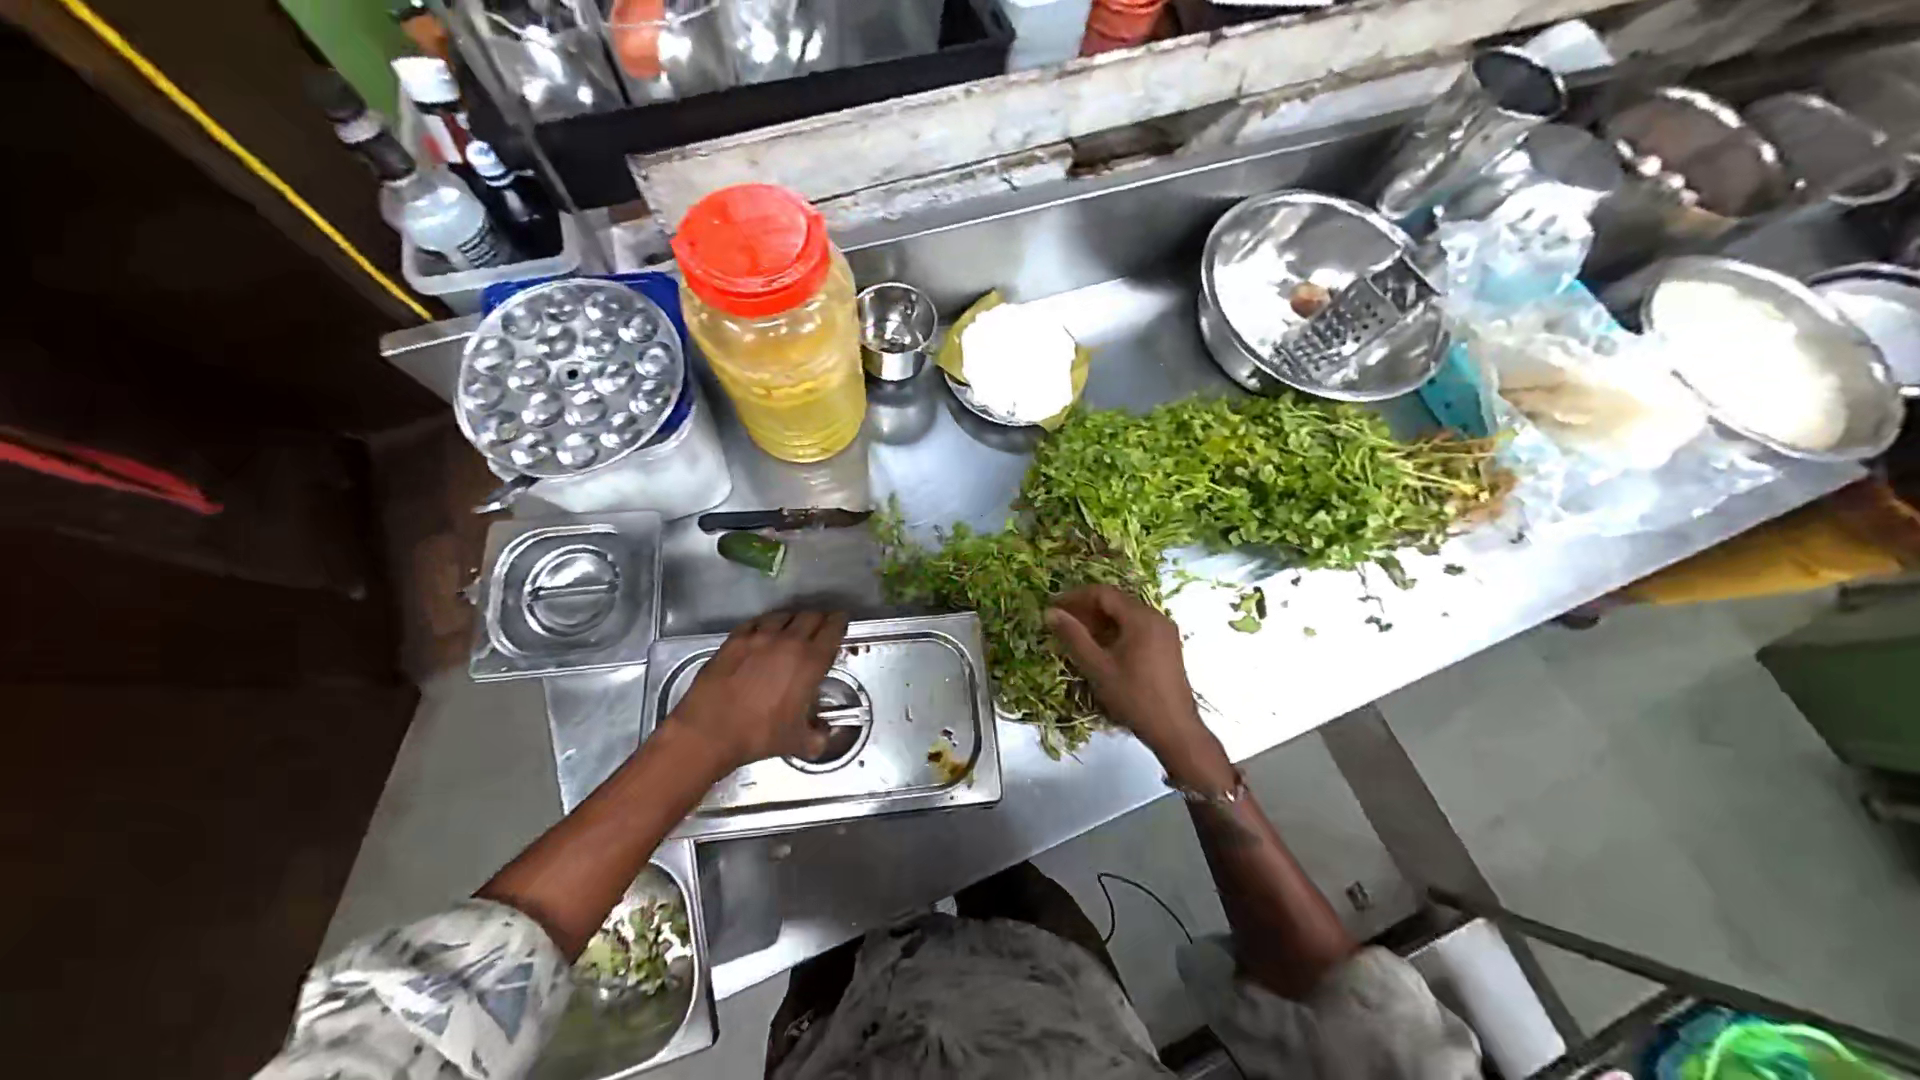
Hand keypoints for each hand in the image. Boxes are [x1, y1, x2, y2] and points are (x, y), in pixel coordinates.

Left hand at [663, 610, 849, 777]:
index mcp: (810, 662)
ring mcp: (759, 637)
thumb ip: (819, 736)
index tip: (842, 621)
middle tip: (821, 625)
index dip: (840, 622)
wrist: (710, 731)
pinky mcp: (734, 639)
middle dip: (819, 618)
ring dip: (793, 619)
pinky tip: (763, 632)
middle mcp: (788, 642)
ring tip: (792, 627)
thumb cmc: (759, 735)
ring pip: (783, 615)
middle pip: (810, 617)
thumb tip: (825, 735)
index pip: (833, 630)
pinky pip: (756, 622)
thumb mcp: (798, 741)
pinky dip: (765, 624)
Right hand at [1046, 585, 1231, 787]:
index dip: (1074, 597)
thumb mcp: (1097, 667)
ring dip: (1099, 621)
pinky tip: (1099, 648)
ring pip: (1125, 616)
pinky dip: (1115, 632)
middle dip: (1085, 609)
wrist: (1174, 730)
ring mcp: (1165, 632)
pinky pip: (1136, 628)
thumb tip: (1051, 613)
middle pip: (1115, 602)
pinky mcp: (1167, 646)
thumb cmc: (1134, 697)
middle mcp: (1156, 617)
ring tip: (1075, 636)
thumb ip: (1073, 637)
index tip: (1053, 606)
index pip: (1103, 593)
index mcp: (1141, 617)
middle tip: (1061, 622)